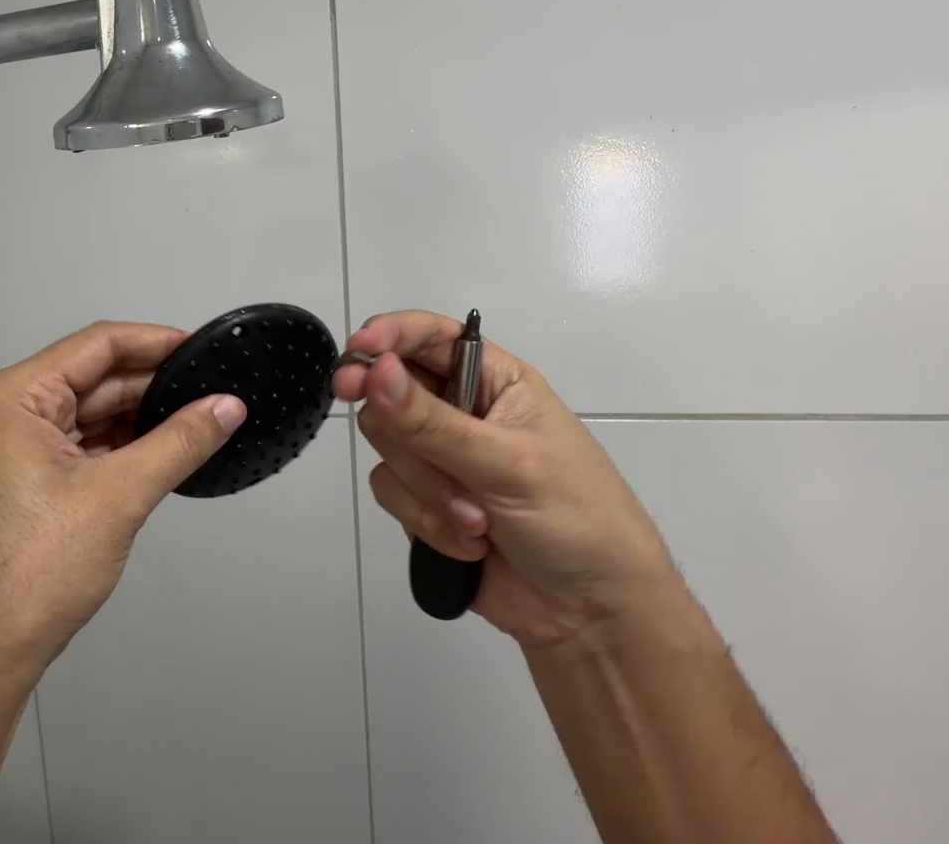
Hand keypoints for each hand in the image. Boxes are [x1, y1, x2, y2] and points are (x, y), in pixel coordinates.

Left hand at [0, 322, 247, 685]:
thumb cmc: (26, 575)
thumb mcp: (116, 497)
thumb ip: (177, 443)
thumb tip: (224, 408)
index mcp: (14, 398)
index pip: (96, 345)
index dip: (155, 342)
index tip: (202, 349)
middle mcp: (9, 415)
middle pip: (94, 378)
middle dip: (154, 384)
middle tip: (213, 391)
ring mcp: (16, 450)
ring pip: (91, 415)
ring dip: (141, 418)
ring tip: (198, 420)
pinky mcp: (28, 483)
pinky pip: (84, 447)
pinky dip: (123, 448)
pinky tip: (162, 452)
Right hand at [336, 311, 682, 649]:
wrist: (589, 615)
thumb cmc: (576, 519)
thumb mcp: (509, 465)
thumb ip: (433, 423)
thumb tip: (373, 370)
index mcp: (495, 382)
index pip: (431, 337)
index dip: (391, 333)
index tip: (359, 348)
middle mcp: (461, 411)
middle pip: (391, 392)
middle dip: (402, 428)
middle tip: (396, 436)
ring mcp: (439, 457)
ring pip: (387, 446)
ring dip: (427, 489)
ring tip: (478, 521)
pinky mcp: (423, 501)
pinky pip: (390, 492)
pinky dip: (425, 521)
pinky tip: (470, 544)